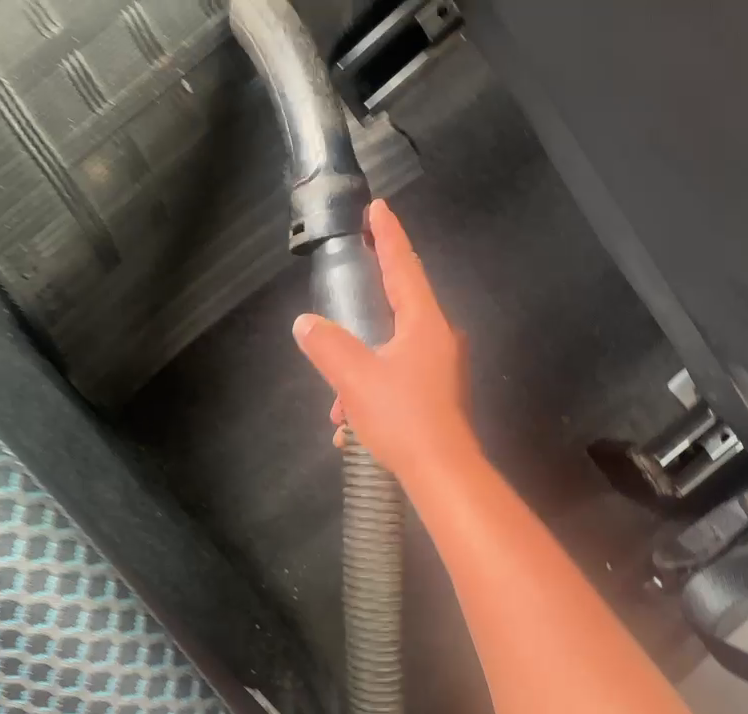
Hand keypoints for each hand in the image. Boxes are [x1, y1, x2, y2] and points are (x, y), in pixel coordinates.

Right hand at [294, 199, 474, 481]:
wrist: (442, 472)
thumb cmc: (402, 417)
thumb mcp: (355, 379)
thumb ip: (328, 346)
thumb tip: (305, 323)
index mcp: (424, 323)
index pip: (403, 266)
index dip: (388, 237)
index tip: (379, 208)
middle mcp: (438, 339)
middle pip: (397, 310)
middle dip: (363, 318)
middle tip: (344, 304)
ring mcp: (440, 370)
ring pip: (390, 355)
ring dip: (359, 377)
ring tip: (338, 411)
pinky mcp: (436, 398)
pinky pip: (396, 383)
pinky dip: (371, 397)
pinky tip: (352, 430)